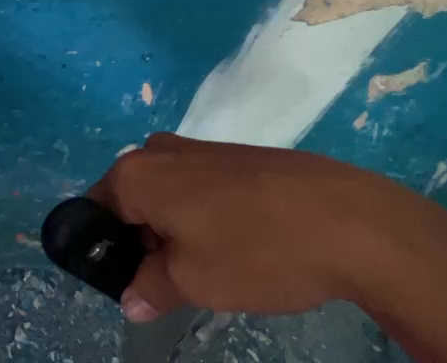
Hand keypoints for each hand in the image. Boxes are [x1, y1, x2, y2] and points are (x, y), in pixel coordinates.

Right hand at [88, 133, 446, 322]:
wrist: (350, 220)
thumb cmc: (255, 249)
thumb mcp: (195, 283)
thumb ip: (151, 289)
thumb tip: (130, 299)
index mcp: (133, 173)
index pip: (96, 211)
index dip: (107, 250)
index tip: (132, 284)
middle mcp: (156, 150)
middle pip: (132, 200)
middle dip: (145, 241)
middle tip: (174, 284)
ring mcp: (198, 148)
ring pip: (169, 195)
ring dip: (179, 231)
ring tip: (215, 269)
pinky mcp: (236, 155)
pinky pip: (201, 188)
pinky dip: (209, 218)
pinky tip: (244, 247)